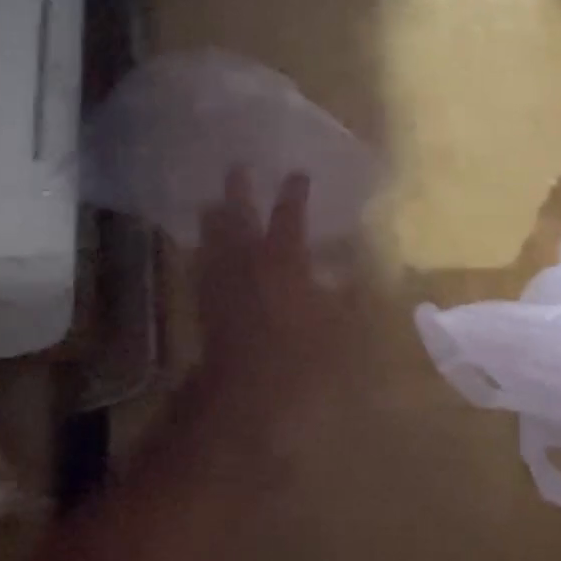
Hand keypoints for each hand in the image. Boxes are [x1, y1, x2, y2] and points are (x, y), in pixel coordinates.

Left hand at [186, 170, 347, 461]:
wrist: (244, 394)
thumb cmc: (300, 356)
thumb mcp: (339, 323)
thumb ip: (349, 291)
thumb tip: (358, 265)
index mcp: (283, 260)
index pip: (289, 215)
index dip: (294, 193)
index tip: (298, 173)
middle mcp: (247, 262)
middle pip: (237, 217)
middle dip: (238, 191)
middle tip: (237, 166)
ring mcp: (221, 282)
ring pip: (212, 239)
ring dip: (214, 217)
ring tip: (211, 201)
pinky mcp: (207, 305)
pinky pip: (202, 266)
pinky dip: (205, 251)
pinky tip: (205, 252)